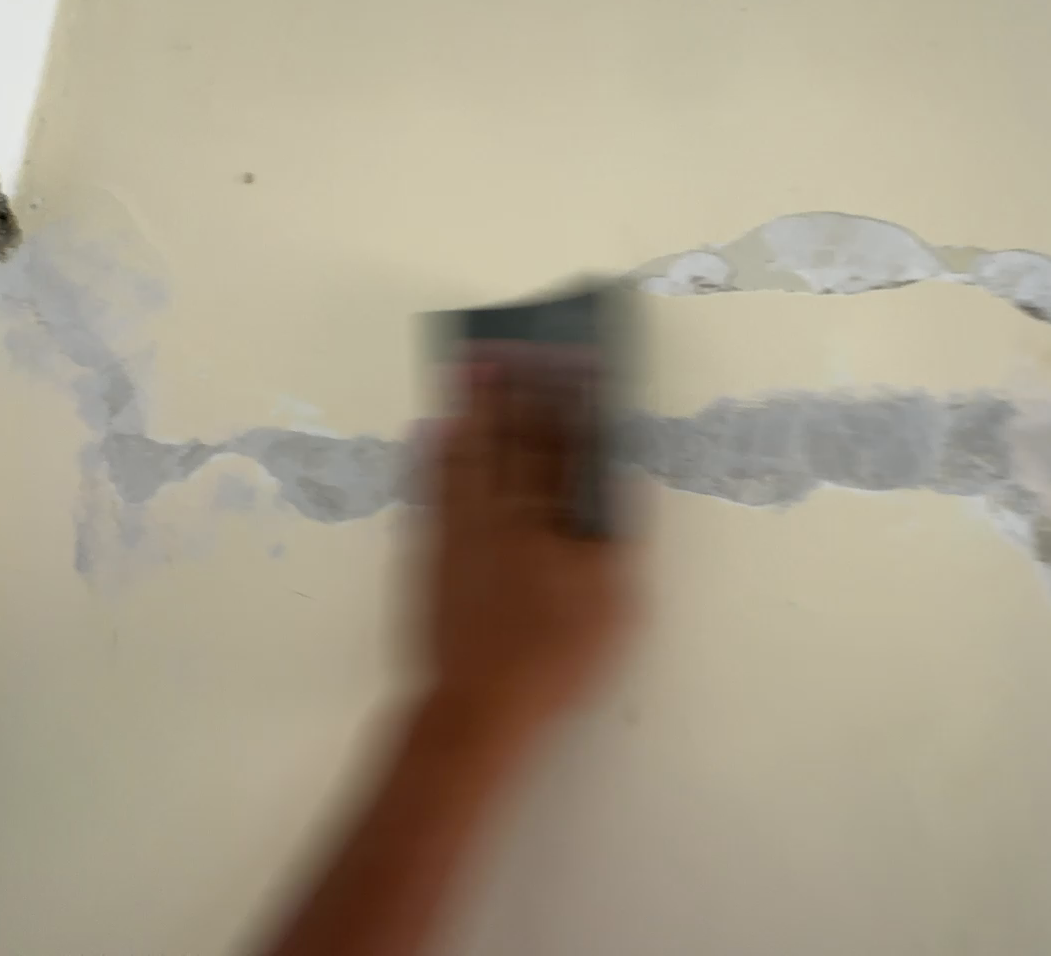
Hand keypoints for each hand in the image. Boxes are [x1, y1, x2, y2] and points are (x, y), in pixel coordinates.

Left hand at [420, 352, 630, 735]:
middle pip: (512, 442)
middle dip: (518, 391)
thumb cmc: (553, 657)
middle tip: (517, 345)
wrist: (476, 705)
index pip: (562, 452)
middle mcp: (501, 515)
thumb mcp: (609, 605)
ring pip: (467, 455)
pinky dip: (431, 456)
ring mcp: (460, 531)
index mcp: (547, 525)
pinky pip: (430, 490)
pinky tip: (430, 429)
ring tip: (472, 366)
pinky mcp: (430, 552)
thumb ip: (613, 540)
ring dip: (473, 407)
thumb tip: (620, 486)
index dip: (569, 407)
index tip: (574, 365)